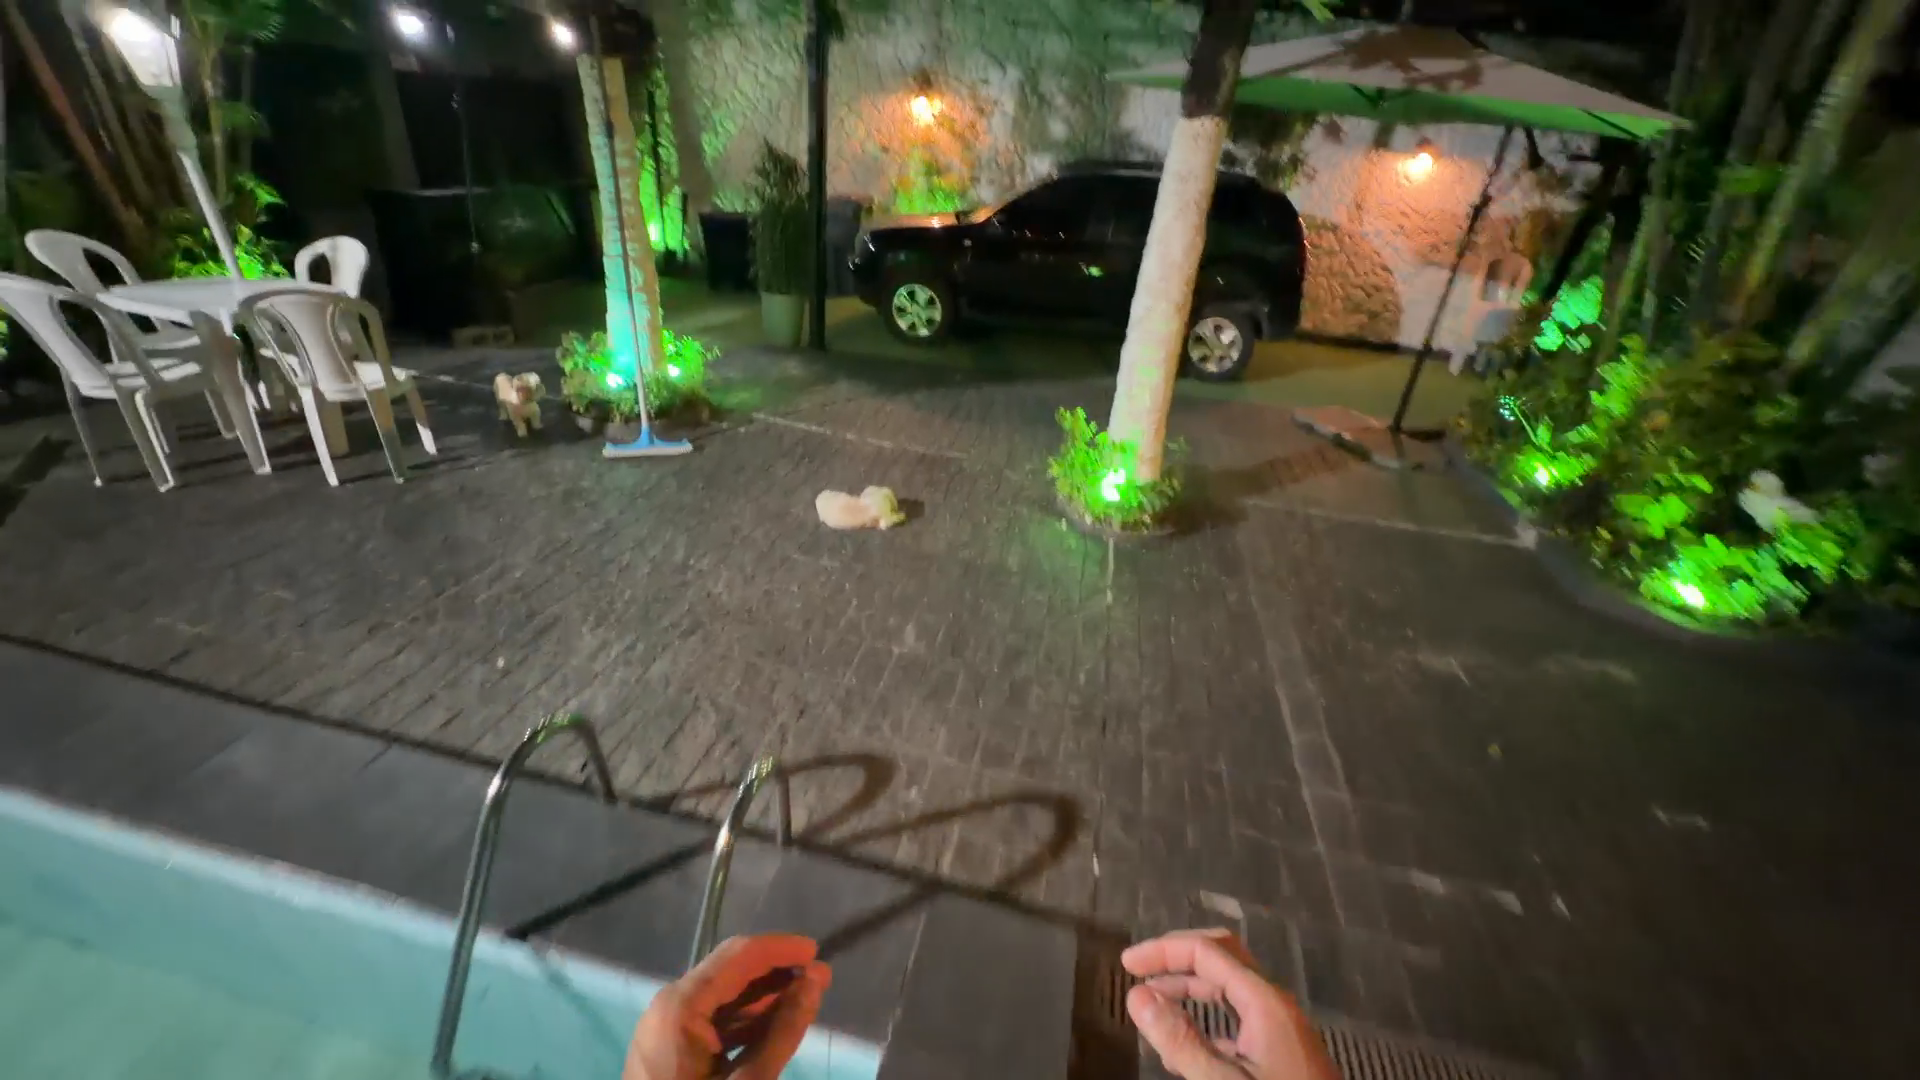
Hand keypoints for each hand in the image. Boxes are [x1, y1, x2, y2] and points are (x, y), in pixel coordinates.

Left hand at [623, 934, 832, 1079]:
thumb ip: (783, 1030)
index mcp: (682, 1006)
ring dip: (764, 994)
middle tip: (819, 980)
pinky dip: (745, 1017)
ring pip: (724, 992)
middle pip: (731, 969)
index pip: (740, 955)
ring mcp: (666, 1025)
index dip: (782, 949)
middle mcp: (670, 1004)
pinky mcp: (668, 1046)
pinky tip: (775, 1025)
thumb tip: (815, 981)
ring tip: (805, 1000)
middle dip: (776, 970)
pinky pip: (713, 1017)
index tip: (819, 953)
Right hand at [1124, 928, 1338, 1079]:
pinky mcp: (1283, 1054)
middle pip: (1221, 956)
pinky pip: (1239, 1017)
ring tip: (1155, 1007)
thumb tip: (1136, 995)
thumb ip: (1181, 1041)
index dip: (1162, 951)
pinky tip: (1189, 1048)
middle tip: (1140, 970)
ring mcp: (1281, 1028)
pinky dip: (1207, 1019)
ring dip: (1190, 987)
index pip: (1205, 952)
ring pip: (1230, 986)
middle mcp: (1274, 1004)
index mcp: (1264, 1001)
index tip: (1126, 965)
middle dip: (1177, 958)